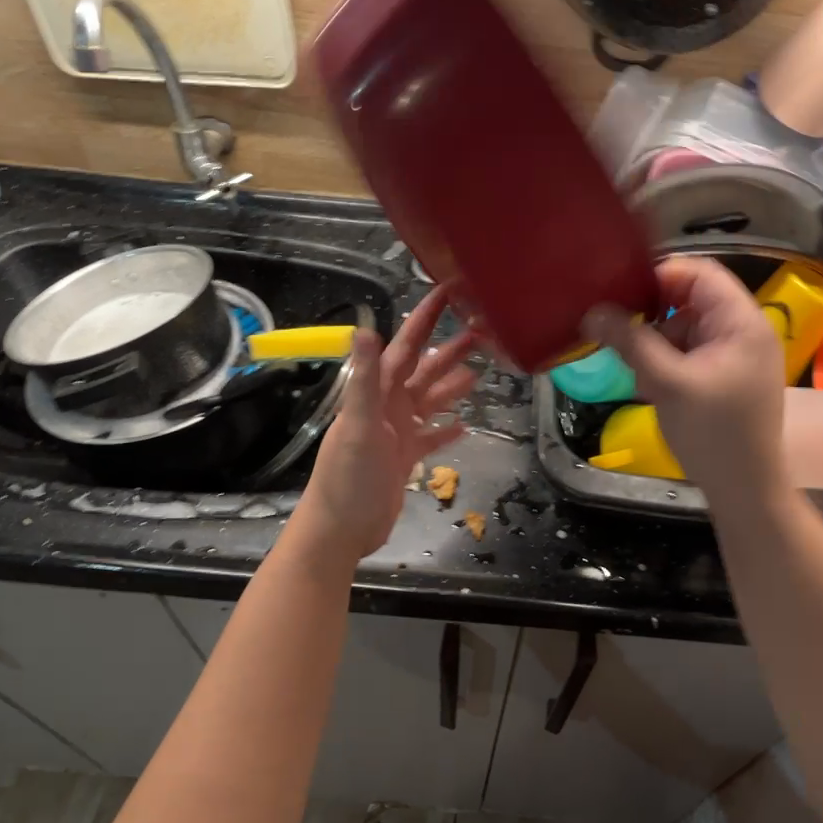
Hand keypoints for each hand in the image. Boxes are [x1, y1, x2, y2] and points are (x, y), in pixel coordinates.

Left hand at [298, 287, 477, 560]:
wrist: (340, 528)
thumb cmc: (348, 477)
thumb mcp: (359, 424)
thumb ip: (364, 378)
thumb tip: (365, 328)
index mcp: (377, 394)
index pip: (405, 347)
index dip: (424, 319)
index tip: (446, 293)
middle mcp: (388, 407)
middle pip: (423, 371)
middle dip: (448, 350)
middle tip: (481, 331)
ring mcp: (397, 433)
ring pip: (429, 401)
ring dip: (450, 386)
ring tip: (480, 372)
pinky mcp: (404, 459)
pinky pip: (430, 437)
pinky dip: (445, 429)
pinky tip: (464, 425)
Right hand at [584, 256, 787, 502]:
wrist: (745, 490)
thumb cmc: (713, 433)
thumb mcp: (667, 382)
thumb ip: (631, 341)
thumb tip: (593, 311)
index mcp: (742, 322)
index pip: (701, 273)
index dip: (660, 276)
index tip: (621, 294)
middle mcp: (745, 331)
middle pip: (692, 299)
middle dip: (654, 314)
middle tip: (620, 332)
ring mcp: (737, 356)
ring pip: (687, 327)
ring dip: (657, 341)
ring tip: (637, 368)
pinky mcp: (726, 378)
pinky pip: (691, 352)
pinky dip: (667, 361)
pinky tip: (651, 384)